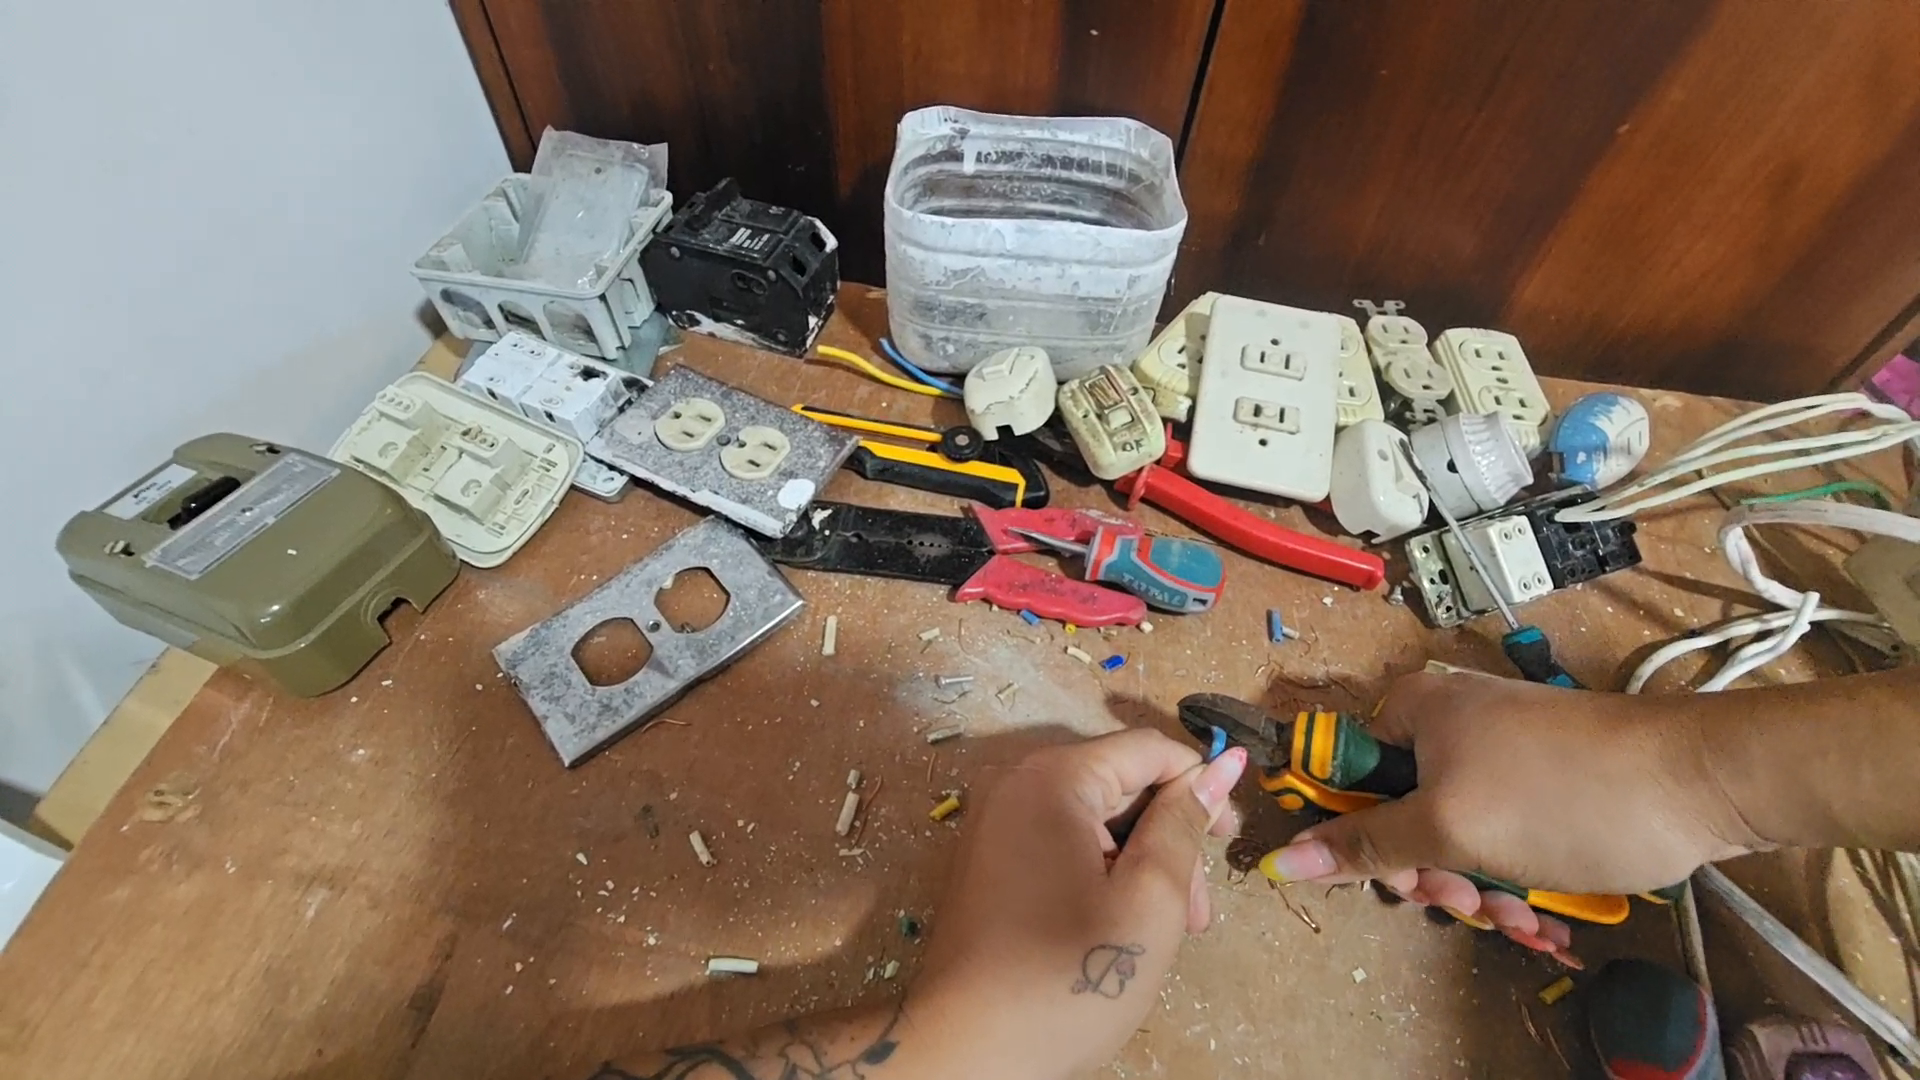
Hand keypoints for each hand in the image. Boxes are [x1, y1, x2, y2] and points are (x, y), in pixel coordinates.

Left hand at [908, 728, 1244, 1079]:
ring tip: (1163, 929)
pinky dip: (1099, 867)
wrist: (963, 1048)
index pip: (1147, 749)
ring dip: (1138, 860)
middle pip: (1119, 782)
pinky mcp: (991, 851)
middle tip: (1194, 915)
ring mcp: (998, 815)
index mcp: (1053, 776)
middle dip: (1167, 838)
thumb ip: (1183, 825)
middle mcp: (1018, 779)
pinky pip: (1061, 836)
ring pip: (1094, 815)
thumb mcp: (1147, 901)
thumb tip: (1222, 767)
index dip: (1200, 784)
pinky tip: (1117, 919)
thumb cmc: (1066, 977)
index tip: (1229, 843)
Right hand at [1258, 672, 1761, 959]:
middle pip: (1394, 805)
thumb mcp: (1450, 828)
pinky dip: (1502, 865)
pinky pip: (1488, 821)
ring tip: (1515, 911)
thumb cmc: (1560, 796)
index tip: (1399, 878)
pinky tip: (1534, 905)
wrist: (1704, 780)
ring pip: (1445, 823)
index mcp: (1403, 710)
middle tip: (1466, 900)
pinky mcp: (1529, 771)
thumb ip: (1363, 845)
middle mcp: (1436, 719)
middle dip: (1427, 865)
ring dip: (1470, 876)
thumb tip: (1279, 859)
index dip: (1356, 831)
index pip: (1340, 773)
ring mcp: (1487, 744)